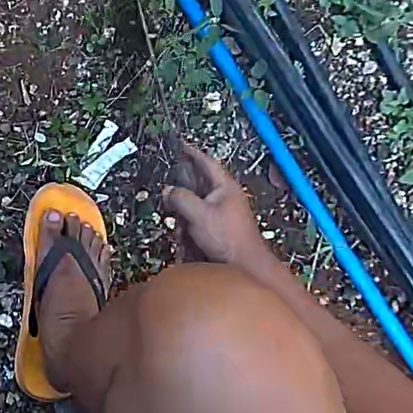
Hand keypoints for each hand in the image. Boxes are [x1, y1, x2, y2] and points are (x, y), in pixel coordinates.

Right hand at [162, 142, 278, 272]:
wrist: (244, 265)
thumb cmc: (227, 237)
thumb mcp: (199, 213)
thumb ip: (181, 198)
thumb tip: (168, 190)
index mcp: (225, 187)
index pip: (207, 163)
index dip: (193, 153)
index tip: (181, 146)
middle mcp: (225, 197)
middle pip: (197, 186)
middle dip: (182, 197)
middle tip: (172, 202)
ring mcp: (222, 212)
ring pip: (194, 206)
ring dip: (185, 218)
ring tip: (185, 233)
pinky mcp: (219, 226)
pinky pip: (198, 221)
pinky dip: (190, 229)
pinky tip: (188, 242)